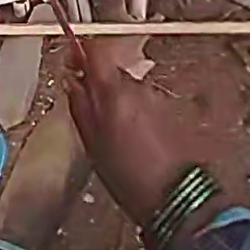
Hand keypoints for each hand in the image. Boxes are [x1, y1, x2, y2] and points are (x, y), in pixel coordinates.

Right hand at [66, 41, 194, 227]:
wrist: (177, 199)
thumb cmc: (131, 176)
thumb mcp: (91, 141)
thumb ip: (80, 104)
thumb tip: (71, 82)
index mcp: (114, 90)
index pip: (95, 50)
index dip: (80, 51)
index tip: (71, 61)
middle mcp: (139, 88)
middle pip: (112, 70)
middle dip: (98, 84)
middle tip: (87, 108)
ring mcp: (158, 99)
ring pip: (129, 89)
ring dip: (117, 102)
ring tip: (111, 132)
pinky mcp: (172, 112)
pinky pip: (145, 103)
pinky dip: (135, 114)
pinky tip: (132, 140)